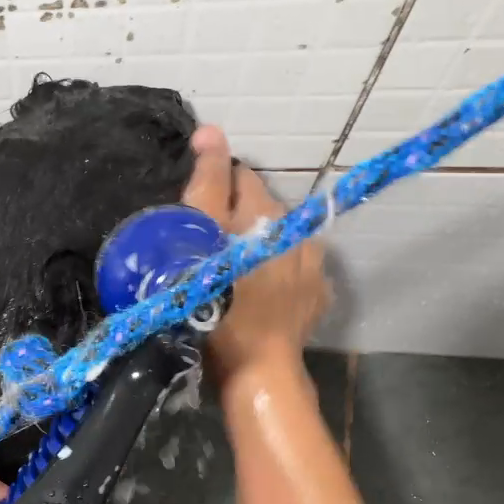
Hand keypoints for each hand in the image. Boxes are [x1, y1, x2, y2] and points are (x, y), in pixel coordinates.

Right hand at [179, 126, 330, 382]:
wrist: (257, 372)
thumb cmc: (218, 309)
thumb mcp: (201, 243)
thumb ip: (206, 187)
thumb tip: (209, 131)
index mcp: (266, 215)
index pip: (236, 177)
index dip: (210, 185)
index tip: (189, 208)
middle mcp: (296, 232)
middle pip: (258, 208)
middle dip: (233, 216)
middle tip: (201, 244)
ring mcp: (312, 268)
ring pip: (275, 240)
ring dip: (254, 247)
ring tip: (229, 274)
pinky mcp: (315, 299)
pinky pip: (291, 274)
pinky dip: (274, 277)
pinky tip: (256, 296)